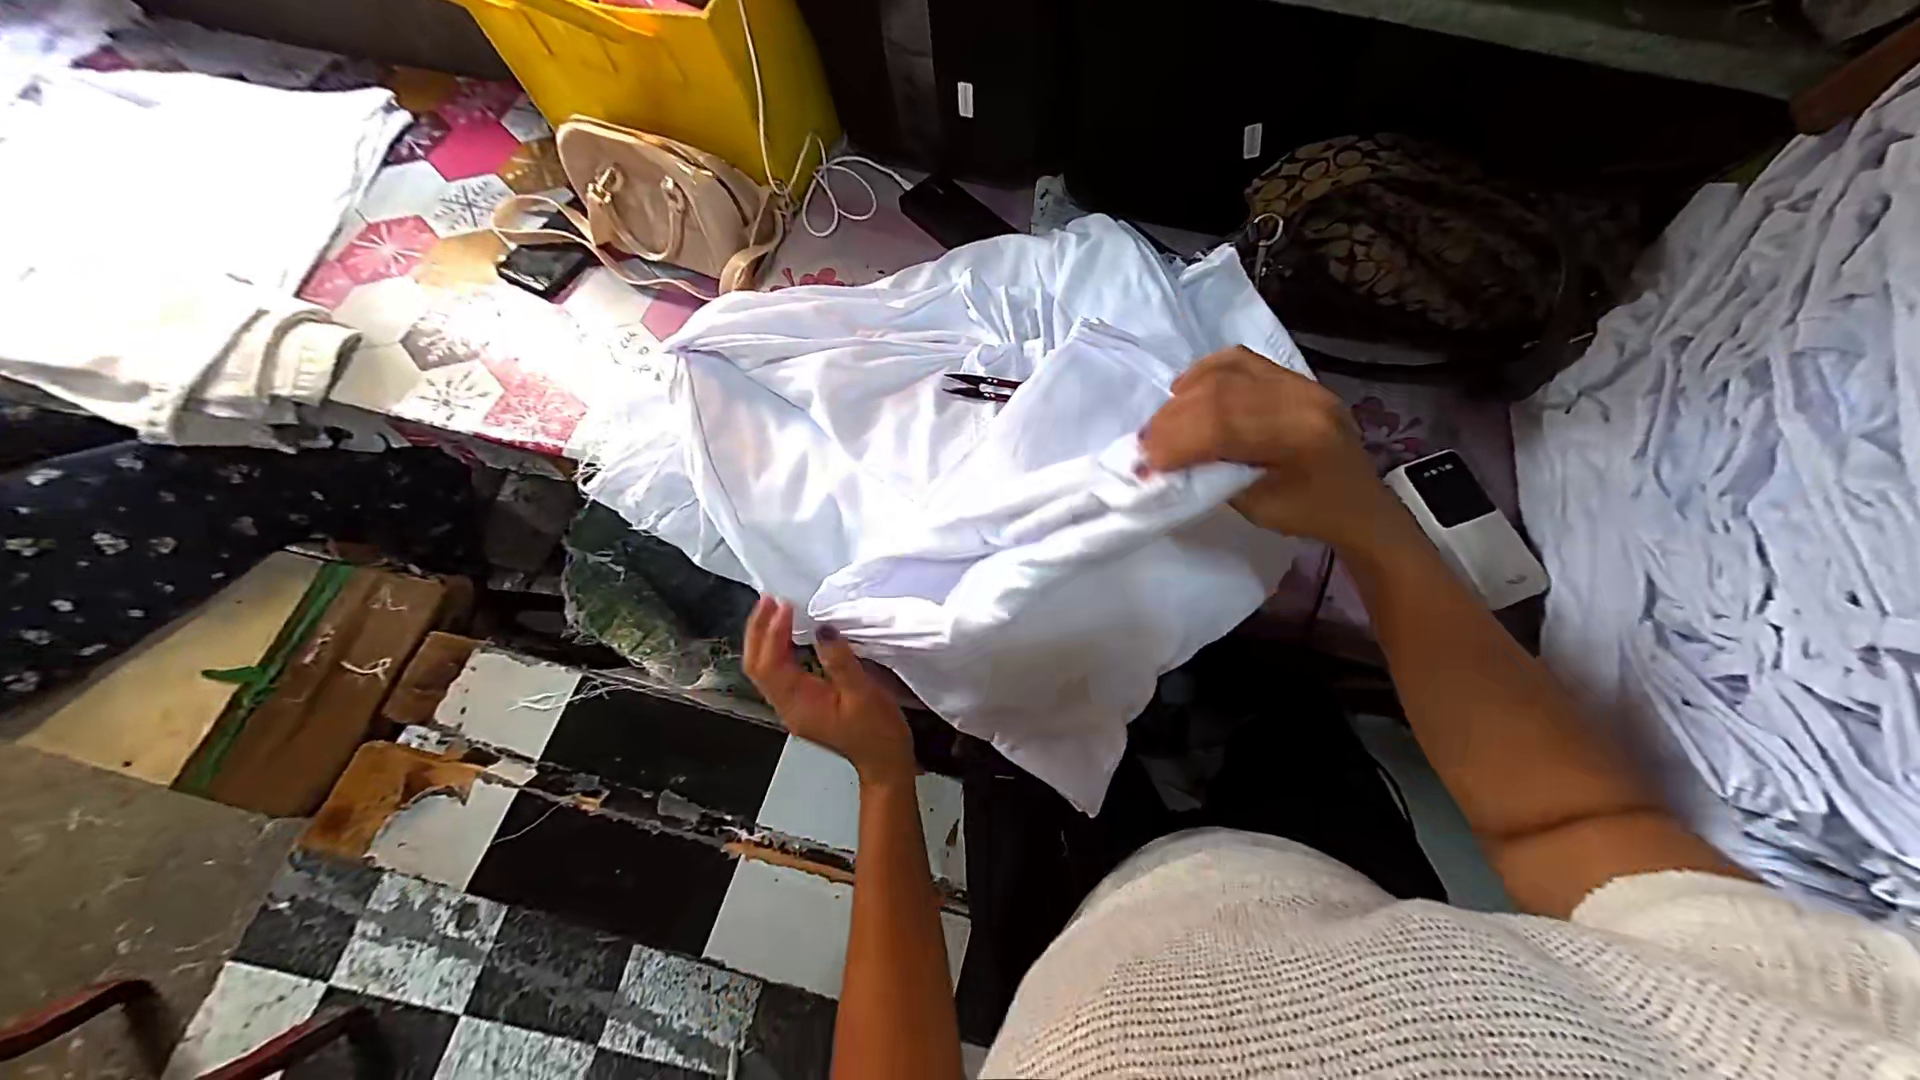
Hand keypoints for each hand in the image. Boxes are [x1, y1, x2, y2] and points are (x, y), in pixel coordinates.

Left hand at [744, 595, 917, 785]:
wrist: (884, 763)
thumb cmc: (878, 731)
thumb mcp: (863, 693)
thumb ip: (840, 661)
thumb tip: (822, 630)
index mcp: (798, 704)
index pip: (770, 664)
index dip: (772, 632)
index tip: (785, 605)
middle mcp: (788, 706)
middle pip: (757, 665)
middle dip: (759, 630)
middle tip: (768, 599)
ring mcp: (793, 706)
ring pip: (765, 668)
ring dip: (766, 637)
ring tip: (774, 609)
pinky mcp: (803, 704)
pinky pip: (779, 672)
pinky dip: (778, 648)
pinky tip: (789, 633)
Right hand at [1140, 346, 1409, 553]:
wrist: (1358, 503)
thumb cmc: (1309, 514)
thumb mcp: (1255, 506)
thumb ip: (1212, 477)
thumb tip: (1163, 463)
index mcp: (1300, 437)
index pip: (1223, 424)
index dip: (1175, 440)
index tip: (1145, 463)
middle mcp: (1302, 398)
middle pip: (1219, 392)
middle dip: (1170, 420)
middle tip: (1144, 446)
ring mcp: (1298, 381)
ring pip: (1224, 371)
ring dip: (1182, 398)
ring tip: (1162, 425)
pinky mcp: (1290, 376)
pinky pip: (1236, 361)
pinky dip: (1202, 376)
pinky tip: (1186, 395)